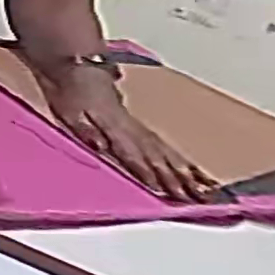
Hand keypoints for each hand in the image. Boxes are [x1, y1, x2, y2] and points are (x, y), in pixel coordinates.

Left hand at [46, 69, 217, 201]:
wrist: (79, 73)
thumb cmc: (69, 96)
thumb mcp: (67, 113)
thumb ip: (84, 130)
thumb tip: (100, 147)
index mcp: (114, 130)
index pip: (133, 157)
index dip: (148, 175)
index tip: (164, 192)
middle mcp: (133, 132)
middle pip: (158, 160)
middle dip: (177, 181)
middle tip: (197, 201)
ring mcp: (141, 130)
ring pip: (168, 155)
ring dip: (188, 175)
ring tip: (207, 193)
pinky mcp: (142, 129)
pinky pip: (168, 148)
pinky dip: (185, 162)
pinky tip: (198, 174)